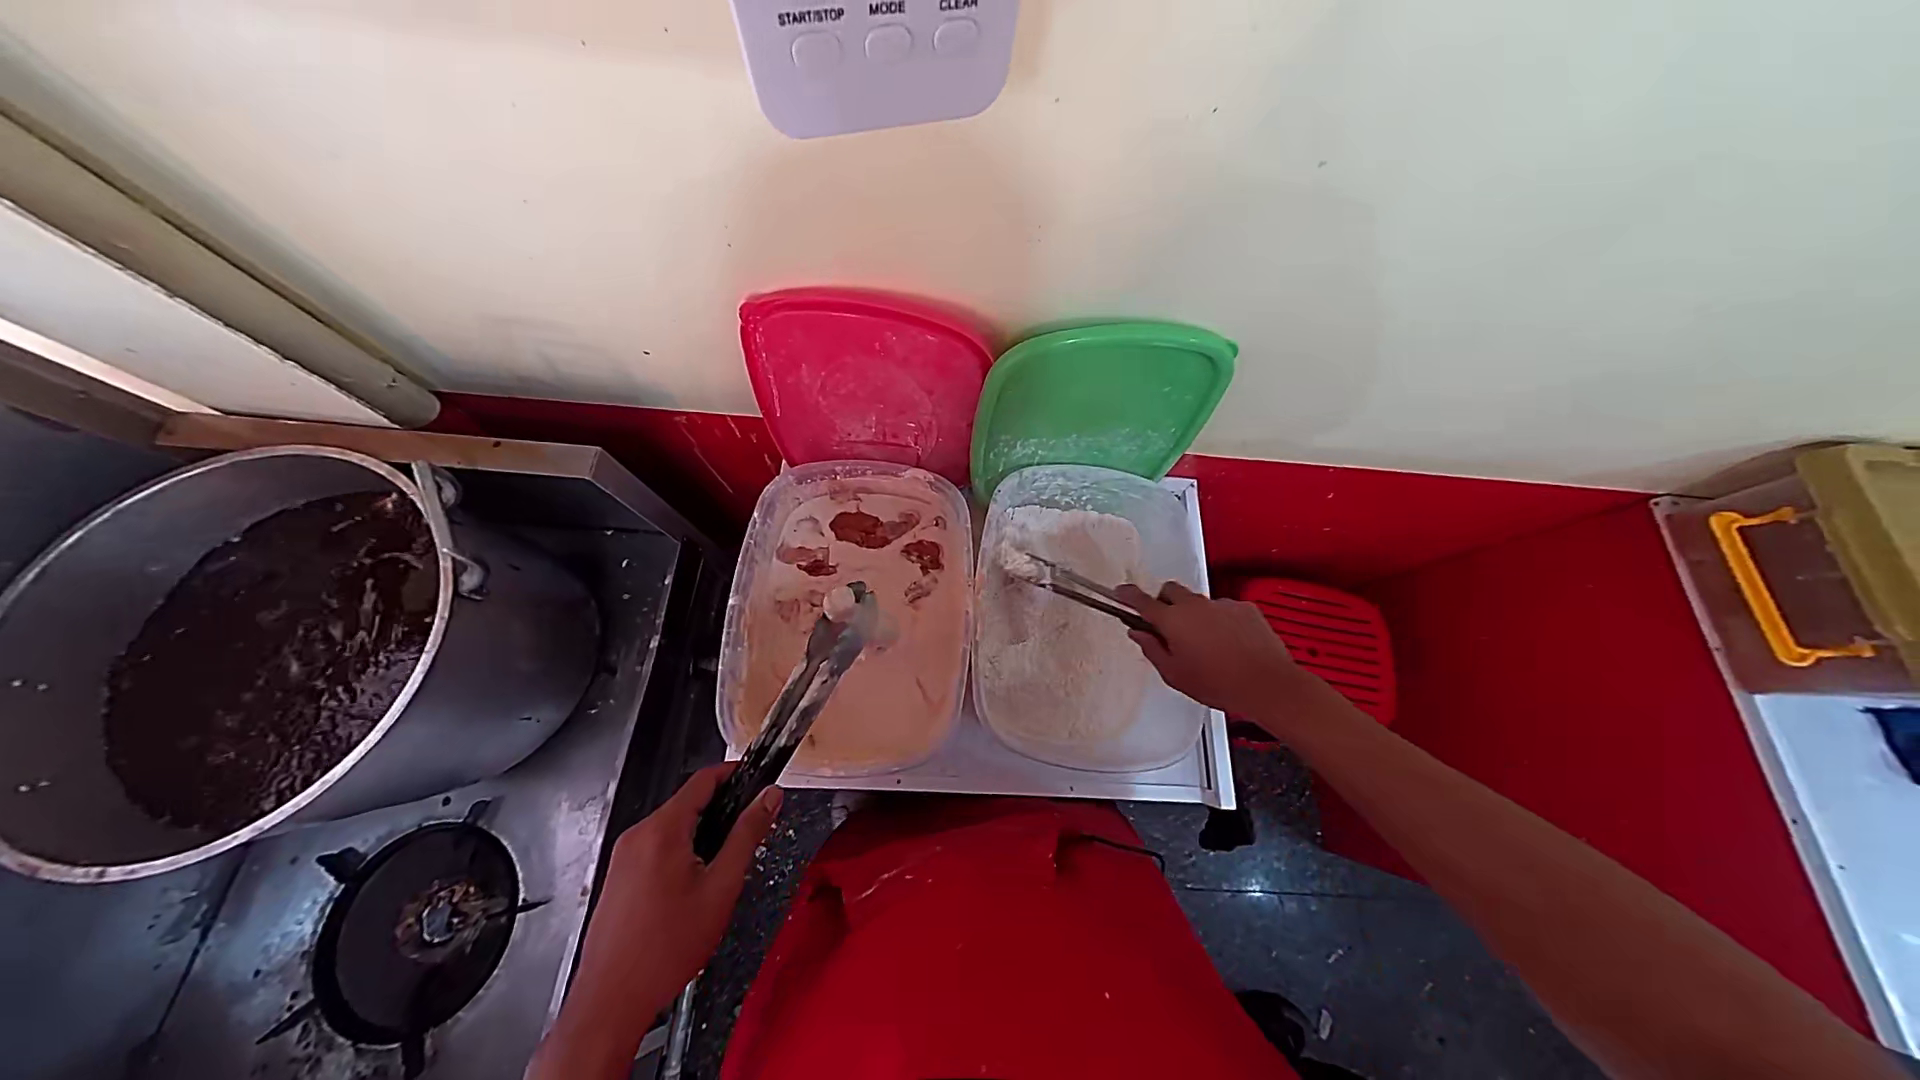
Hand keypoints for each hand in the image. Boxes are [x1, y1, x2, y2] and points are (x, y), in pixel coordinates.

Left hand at [531, 764, 780, 1078]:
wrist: (610, 1001)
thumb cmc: (665, 948)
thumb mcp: (722, 886)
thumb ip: (748, 834)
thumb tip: (769, 798)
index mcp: (662, 830)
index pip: (703, 780)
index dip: (734, 774)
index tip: (757, 779)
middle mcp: (637, 836)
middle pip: (688, 804)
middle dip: (721, 812)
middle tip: (748, 833)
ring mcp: (623, 857)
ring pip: (673, 828)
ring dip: (702, 836)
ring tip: (722, 869)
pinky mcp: (618, 877)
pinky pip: (656, 849)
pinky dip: (681, 854)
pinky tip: (694, 888)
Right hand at [1116, 582, 1315, 722]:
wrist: (1266, 684)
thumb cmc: (1220, 683)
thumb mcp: (1175, 674)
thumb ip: (1152, 650)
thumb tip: (1140, 635)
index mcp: (1173, 621)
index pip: (1142, 601)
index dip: (1128, 595)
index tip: (1121, 593)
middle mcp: (1195, 606)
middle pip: (1170, 591)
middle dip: (1164, 602)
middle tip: (1167, 624)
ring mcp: (1221, 605)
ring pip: (1198, 602)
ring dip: (1195, 615)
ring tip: (1206, 643)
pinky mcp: (1244, 608)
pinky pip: (1224, 608)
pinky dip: (1221, 620)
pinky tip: (1228, 643)